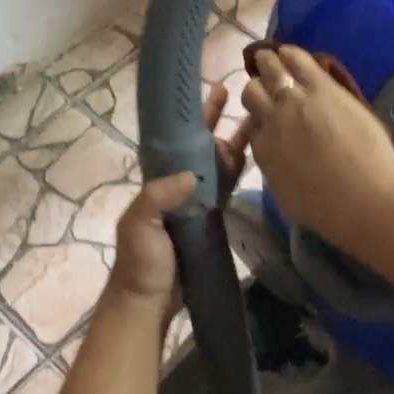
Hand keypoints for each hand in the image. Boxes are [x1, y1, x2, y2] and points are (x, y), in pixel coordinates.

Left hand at [105, 89, 252, 315]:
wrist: (149, 302)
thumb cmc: (141, 262)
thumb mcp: (139, 224)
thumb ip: (159, 195)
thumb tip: (192, 174)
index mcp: (160, 181)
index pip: (180, 140)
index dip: (195, 116)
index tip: (212, 91)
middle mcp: (178, 185)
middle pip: (201, 145)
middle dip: (216, 119)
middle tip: (236, 92)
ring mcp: (196, 202)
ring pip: (217, 163)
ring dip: (233, 140)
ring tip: (254, 119)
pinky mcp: (210, 219)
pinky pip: (226, 188)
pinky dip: (238, 169)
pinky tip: (253, 155)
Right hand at [240, 46, 393, 259]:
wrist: (364, 198)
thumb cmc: (329, 209)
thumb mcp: (287, 196)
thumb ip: (276, 170)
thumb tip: (276, 158)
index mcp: (263, 151)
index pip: (251, 124)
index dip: (258, 116)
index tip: (266, 114)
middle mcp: (271, 121)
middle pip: (252, 93)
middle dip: (257, 86)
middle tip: (264, 81)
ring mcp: (295, 101)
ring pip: (270, 70)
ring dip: (268, 63)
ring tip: (270, 58)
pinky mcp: (322, 88)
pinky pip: (298, 60)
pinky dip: (290, 53)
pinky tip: (289, 51)